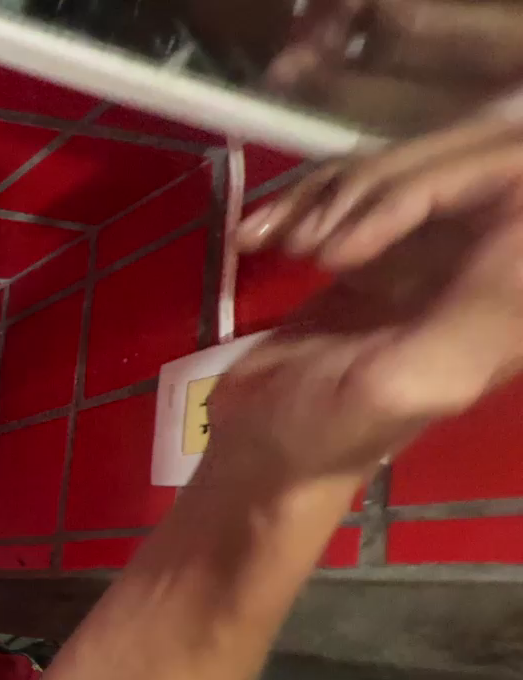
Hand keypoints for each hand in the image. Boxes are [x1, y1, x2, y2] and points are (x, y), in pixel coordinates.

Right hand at [208, 114, 522, 488]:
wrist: (257, 451)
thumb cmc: (325, 430)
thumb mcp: (407, 382)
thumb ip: (482, 305)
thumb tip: (519, 213)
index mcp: (514, 288)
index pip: (516, 176)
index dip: (431, 187)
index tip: (341, 250)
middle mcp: (485, 255)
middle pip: (465, 155)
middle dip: (371, 188)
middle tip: (304, 248)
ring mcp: (423, 250)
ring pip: (400, 165)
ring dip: (326, 196)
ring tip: (280, 247)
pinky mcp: (363, 255)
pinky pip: (345, 194)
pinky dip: (292, 206)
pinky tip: (255, 239)